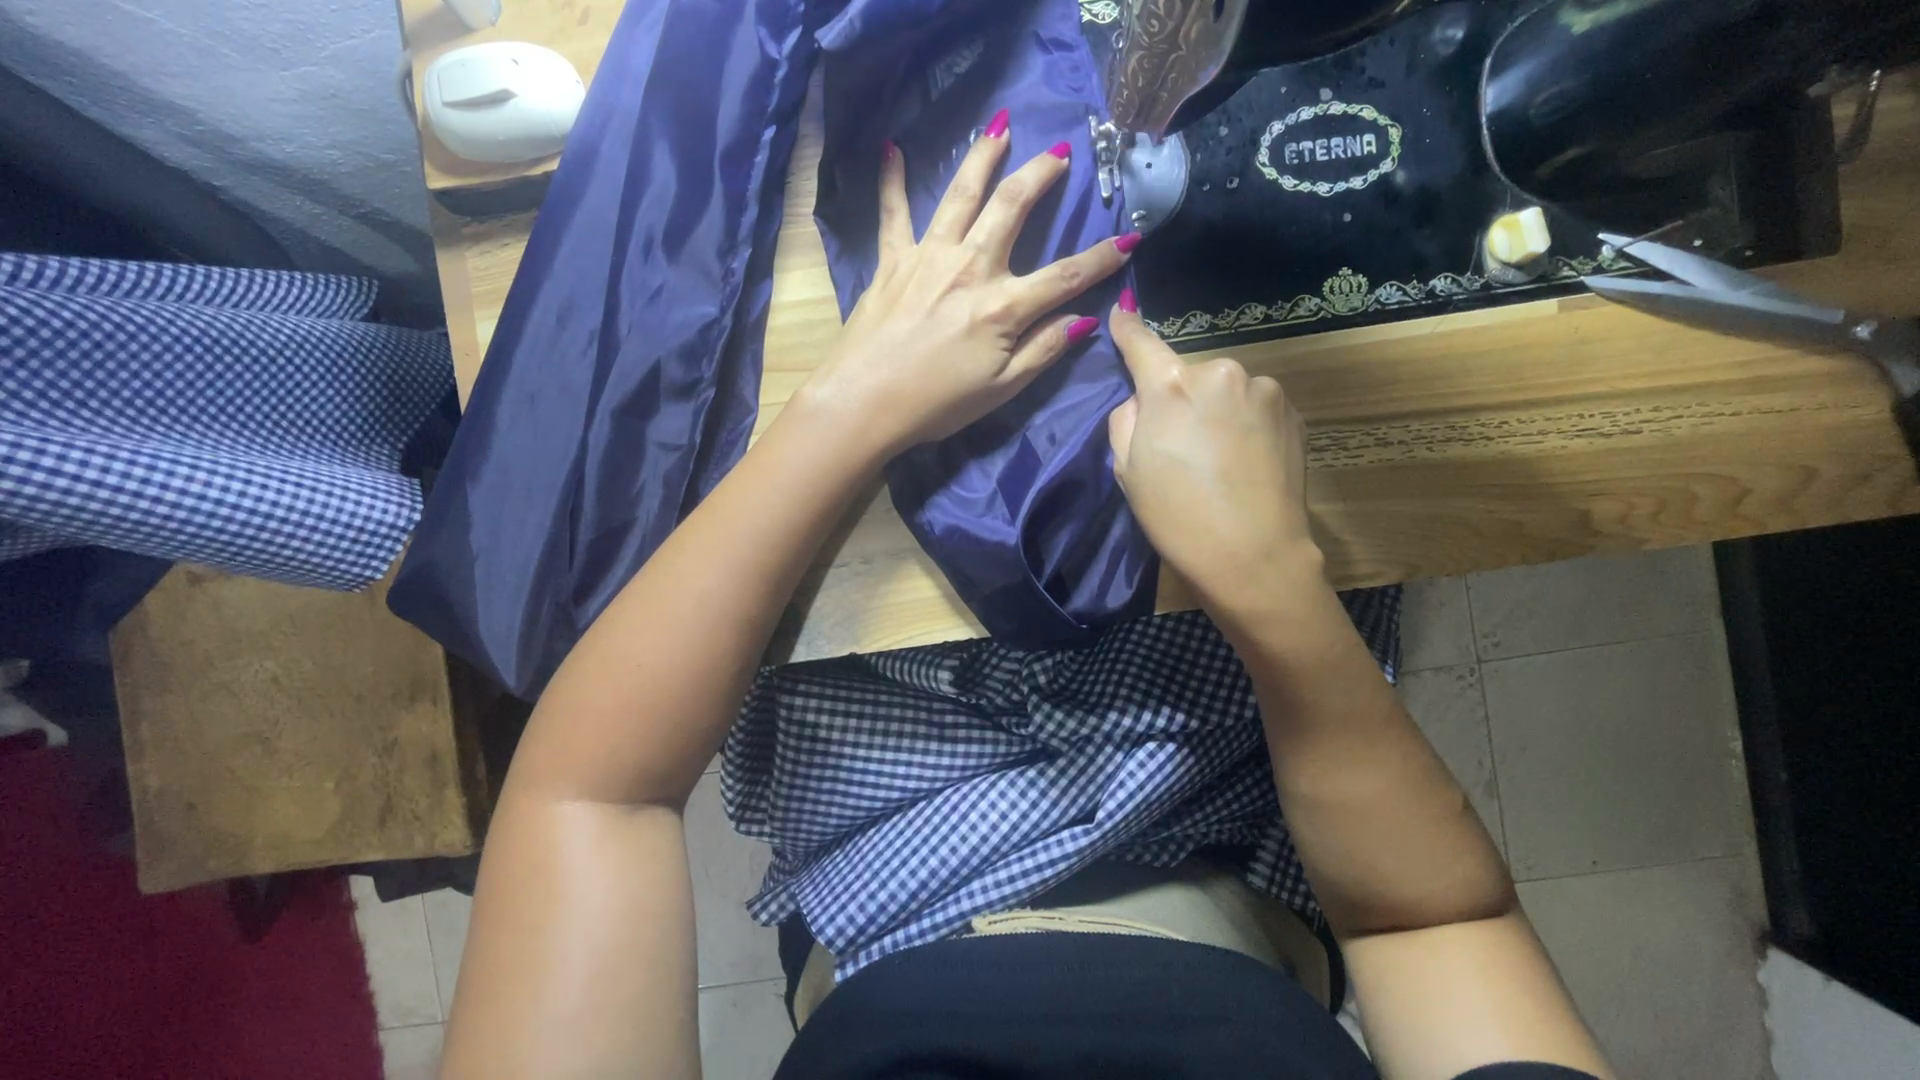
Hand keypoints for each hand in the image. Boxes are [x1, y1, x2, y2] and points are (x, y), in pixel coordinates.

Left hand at [791, 112, 1136, 457]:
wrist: (863, 403)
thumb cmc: (937, 404)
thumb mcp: (1002, 389)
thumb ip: (1043, 350)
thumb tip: (1084, 319)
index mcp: (1003, 306)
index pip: (1065, 276)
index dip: (1102, 259)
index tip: (1129, 239)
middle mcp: (970, 268)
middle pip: (1012, 209)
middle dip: (1040, 176)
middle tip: (1059, 153)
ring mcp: (928, 258)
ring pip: (961, 196)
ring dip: (983, 158)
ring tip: (999, 127)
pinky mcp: (892, 262)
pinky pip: (893, 214)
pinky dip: (890, 181)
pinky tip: (890, 148)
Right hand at [1107, 299, 1325, 616]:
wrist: (1254, 555)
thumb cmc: (1177, 517)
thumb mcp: (1127, 470)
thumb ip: (1127, 419)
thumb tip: (1144, 399)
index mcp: (1170, 386)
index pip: (1141, 343)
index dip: (1127, 328)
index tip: (1122, 313)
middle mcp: (1221, 371)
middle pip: (1187, 375)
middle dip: (1180, 397)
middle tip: (1179, 446)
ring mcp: (1264, 389)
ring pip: (1225, 390)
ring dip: (1218, 410)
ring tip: (1220, 461)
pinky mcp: (1293, 410)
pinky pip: (1255, 406)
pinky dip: (1246, 424)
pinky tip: (1246, 462)